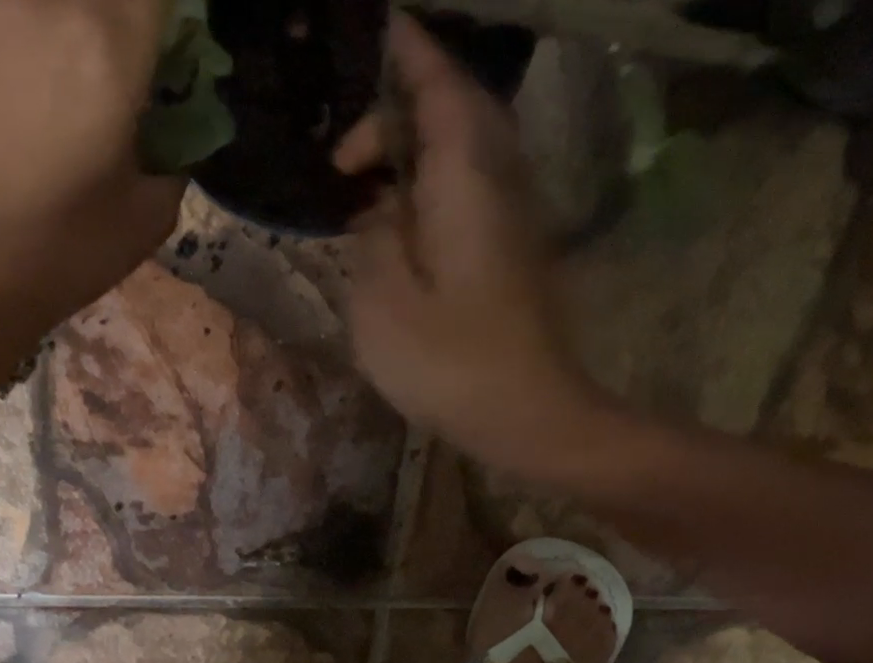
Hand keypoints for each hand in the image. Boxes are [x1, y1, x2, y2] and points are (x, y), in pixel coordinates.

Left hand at [0, 0, 185, 325]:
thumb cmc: (57, 251)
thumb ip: (172, 160)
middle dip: (114, 22)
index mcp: (108, 38)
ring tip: (58, 92)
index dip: (164, 21)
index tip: (164, 57)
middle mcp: (42, 7)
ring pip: (37, 5)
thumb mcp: (147, 218)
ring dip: (57, 32)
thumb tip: (164, 141)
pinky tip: (9, 109)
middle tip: (115, 80)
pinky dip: (14, 50)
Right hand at [337, 15, 608, 471]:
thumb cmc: (449, 363)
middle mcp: (498, 186)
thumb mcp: (383, 303)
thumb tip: (377, 207)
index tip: (379, 28)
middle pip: (458, 112)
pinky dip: (426, 180)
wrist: (530, 414)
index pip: (443, 92)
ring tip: (359, 176)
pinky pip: (466, 185)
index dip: (412, 56)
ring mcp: (510, 218)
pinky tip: (393, 216)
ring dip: (412, 147)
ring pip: (464, 150)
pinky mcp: (509, 249)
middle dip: (399, 109)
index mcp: (466, 186)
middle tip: (343, 153)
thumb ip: (374, 237)